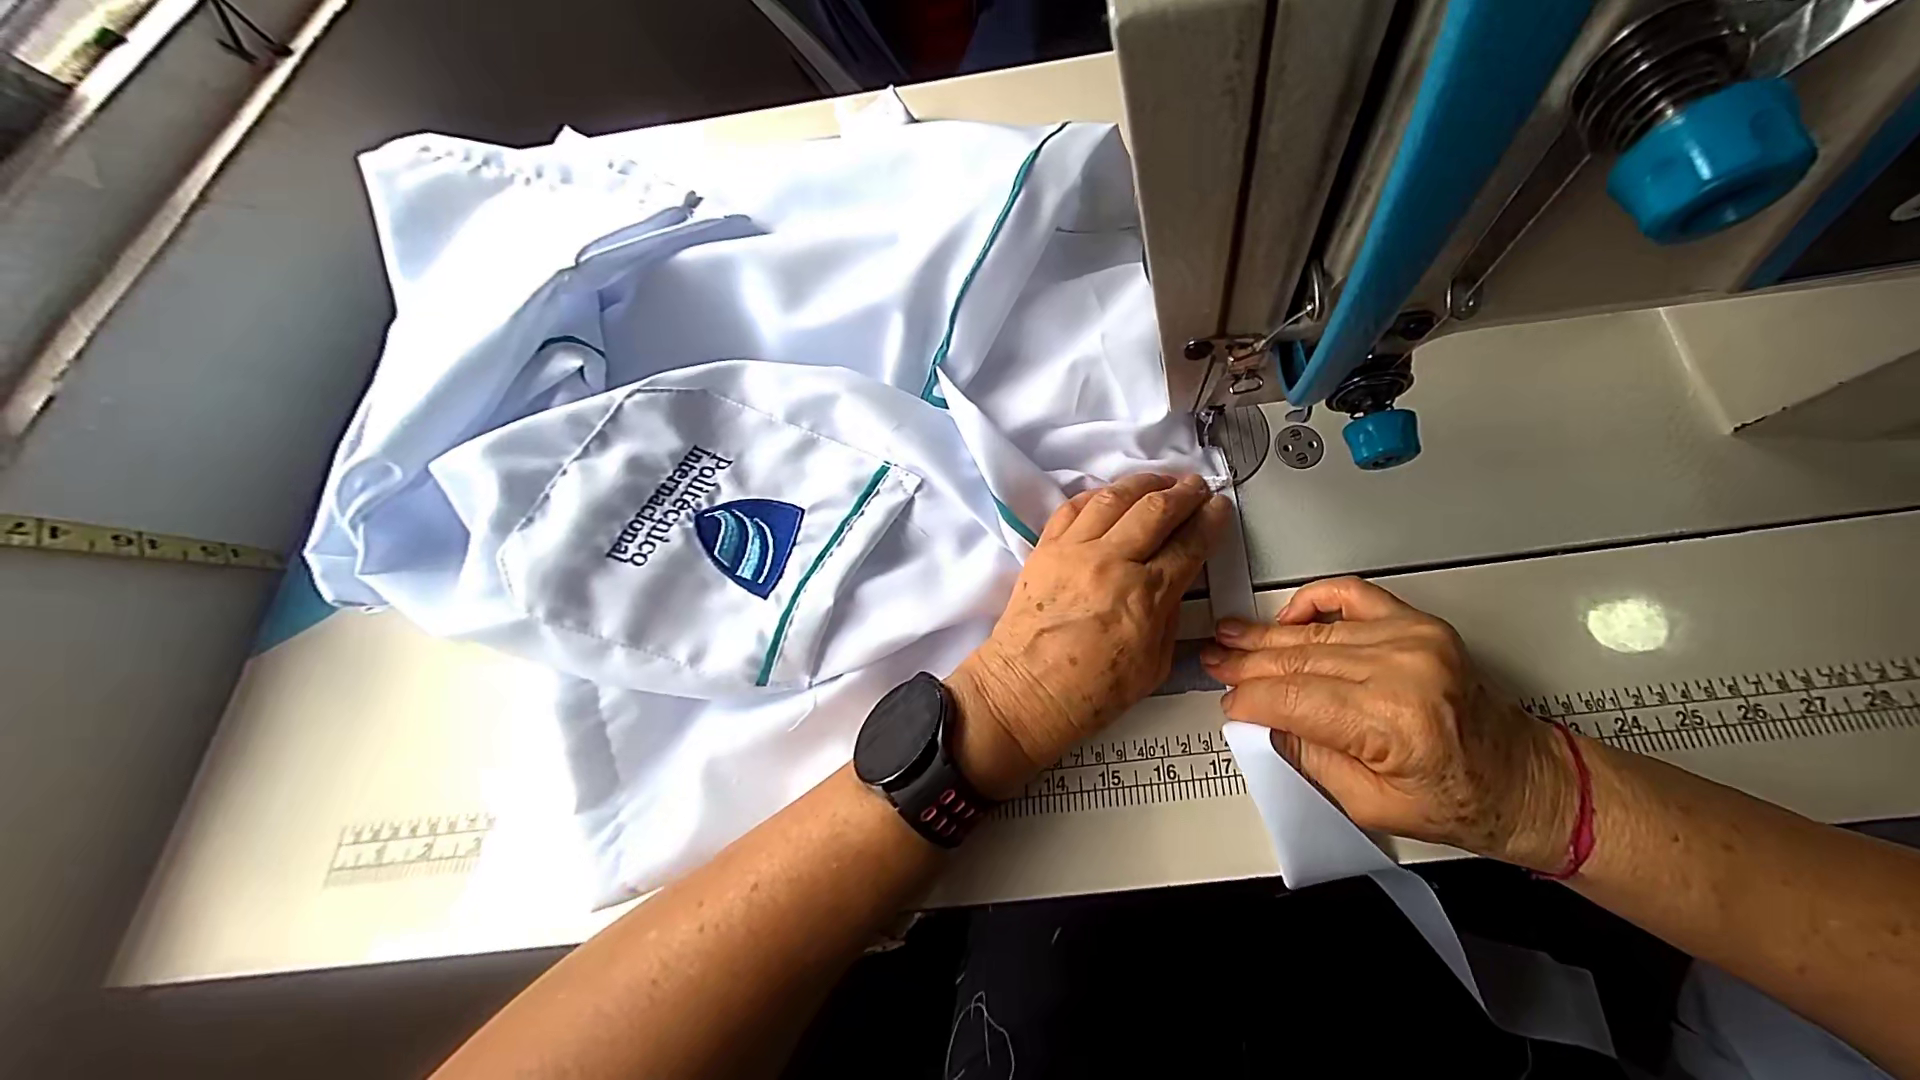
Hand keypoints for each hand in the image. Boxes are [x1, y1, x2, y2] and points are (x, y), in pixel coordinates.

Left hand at [947, 474, 1231, 798]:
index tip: (1218, 509)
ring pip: (1115, 498)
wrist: (1024, 692)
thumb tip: (1174, 585)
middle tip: (1196, 488)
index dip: (1210, 520)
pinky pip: (1072, 507)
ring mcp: (1073, 552)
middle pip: (1156, 509)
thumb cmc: (1086, 692)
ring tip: (1159, 481)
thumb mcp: (1153, 667)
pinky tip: (1111, 495)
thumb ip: (1168, 618)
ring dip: (1143, 483)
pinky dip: (1097, 495)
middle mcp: (1110, 564)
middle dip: (1184, 492)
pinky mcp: (1044, 550)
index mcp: (1145, 597)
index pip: (1189, 543)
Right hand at [1198, 576, 1576, 870]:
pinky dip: (1313, 601)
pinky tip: (1286, 614)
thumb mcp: (1368, 804)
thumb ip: (1306, 758)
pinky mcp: (1417, 626)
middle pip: (1295, 661)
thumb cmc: (1465, 800)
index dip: (1248, 701)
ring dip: (1265, 636)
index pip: (1288, 699)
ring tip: (1231, 636)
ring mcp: (1410, 640)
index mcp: (1391, 723)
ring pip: (1312, 632)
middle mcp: (1401, 671)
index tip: (1229, 705)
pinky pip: (1351, 595)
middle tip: (1215, 663)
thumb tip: (1264, 722)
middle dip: (1246, 665)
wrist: (1528, 781)